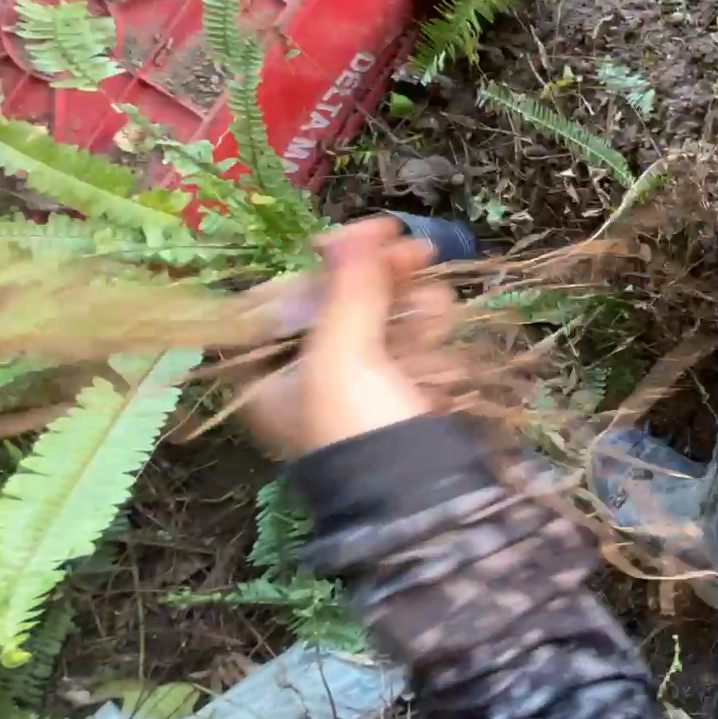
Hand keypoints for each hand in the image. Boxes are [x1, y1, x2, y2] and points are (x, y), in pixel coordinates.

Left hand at [242, 218, 456, 458]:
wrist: (423, 487)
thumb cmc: (364, 424)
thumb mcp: (345, 358)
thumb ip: (346, 292)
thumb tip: (341, 231)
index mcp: (272, 368)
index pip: (293, 293)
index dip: (333, 261)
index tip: (378, 233)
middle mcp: (314, 368)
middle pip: (346, 300)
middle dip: (385, 278)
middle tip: (424, 250)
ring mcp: (365, 375)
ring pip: (390, 316)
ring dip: (418, 307)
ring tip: (440, 311)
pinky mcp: (408, 382)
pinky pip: (419, 342)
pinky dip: (434, 337)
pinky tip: (445, 343)